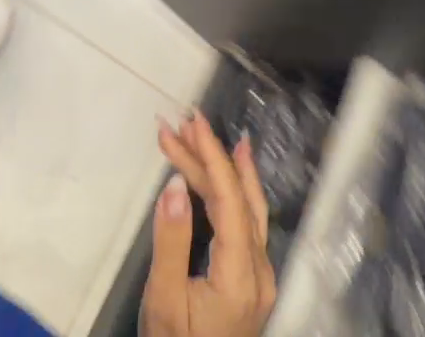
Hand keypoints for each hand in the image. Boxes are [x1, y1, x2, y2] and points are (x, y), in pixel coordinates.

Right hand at [143, 112, 276, 336]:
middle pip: (239, 199)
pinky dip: (230, 191)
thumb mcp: (164, 301)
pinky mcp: (250, 278)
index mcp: (242, 275)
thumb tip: (176, 184)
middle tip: (178, 124)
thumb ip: (172, 242)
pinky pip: (245, 222)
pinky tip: (226, 170)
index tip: (190, 123)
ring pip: (245, 208)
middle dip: (208, 157)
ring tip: (196, 134)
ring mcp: (259, 275)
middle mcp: (260, 270)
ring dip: (218, 170)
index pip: (230, 201)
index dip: (211, 156)